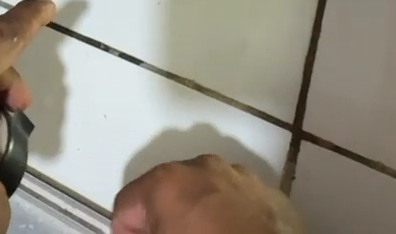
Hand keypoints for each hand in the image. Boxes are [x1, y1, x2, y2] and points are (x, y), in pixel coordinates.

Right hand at [113, 156, 301, 233]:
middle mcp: (198, 167)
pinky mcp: (270, 194)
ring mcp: (237, 177)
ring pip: (204, 193)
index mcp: (165, 183)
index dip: (126, 233)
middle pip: (164, 194)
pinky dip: (233, 218)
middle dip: (164, 222)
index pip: (125, 207)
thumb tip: (143, 230)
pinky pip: (239, 202)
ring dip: (199, 216)